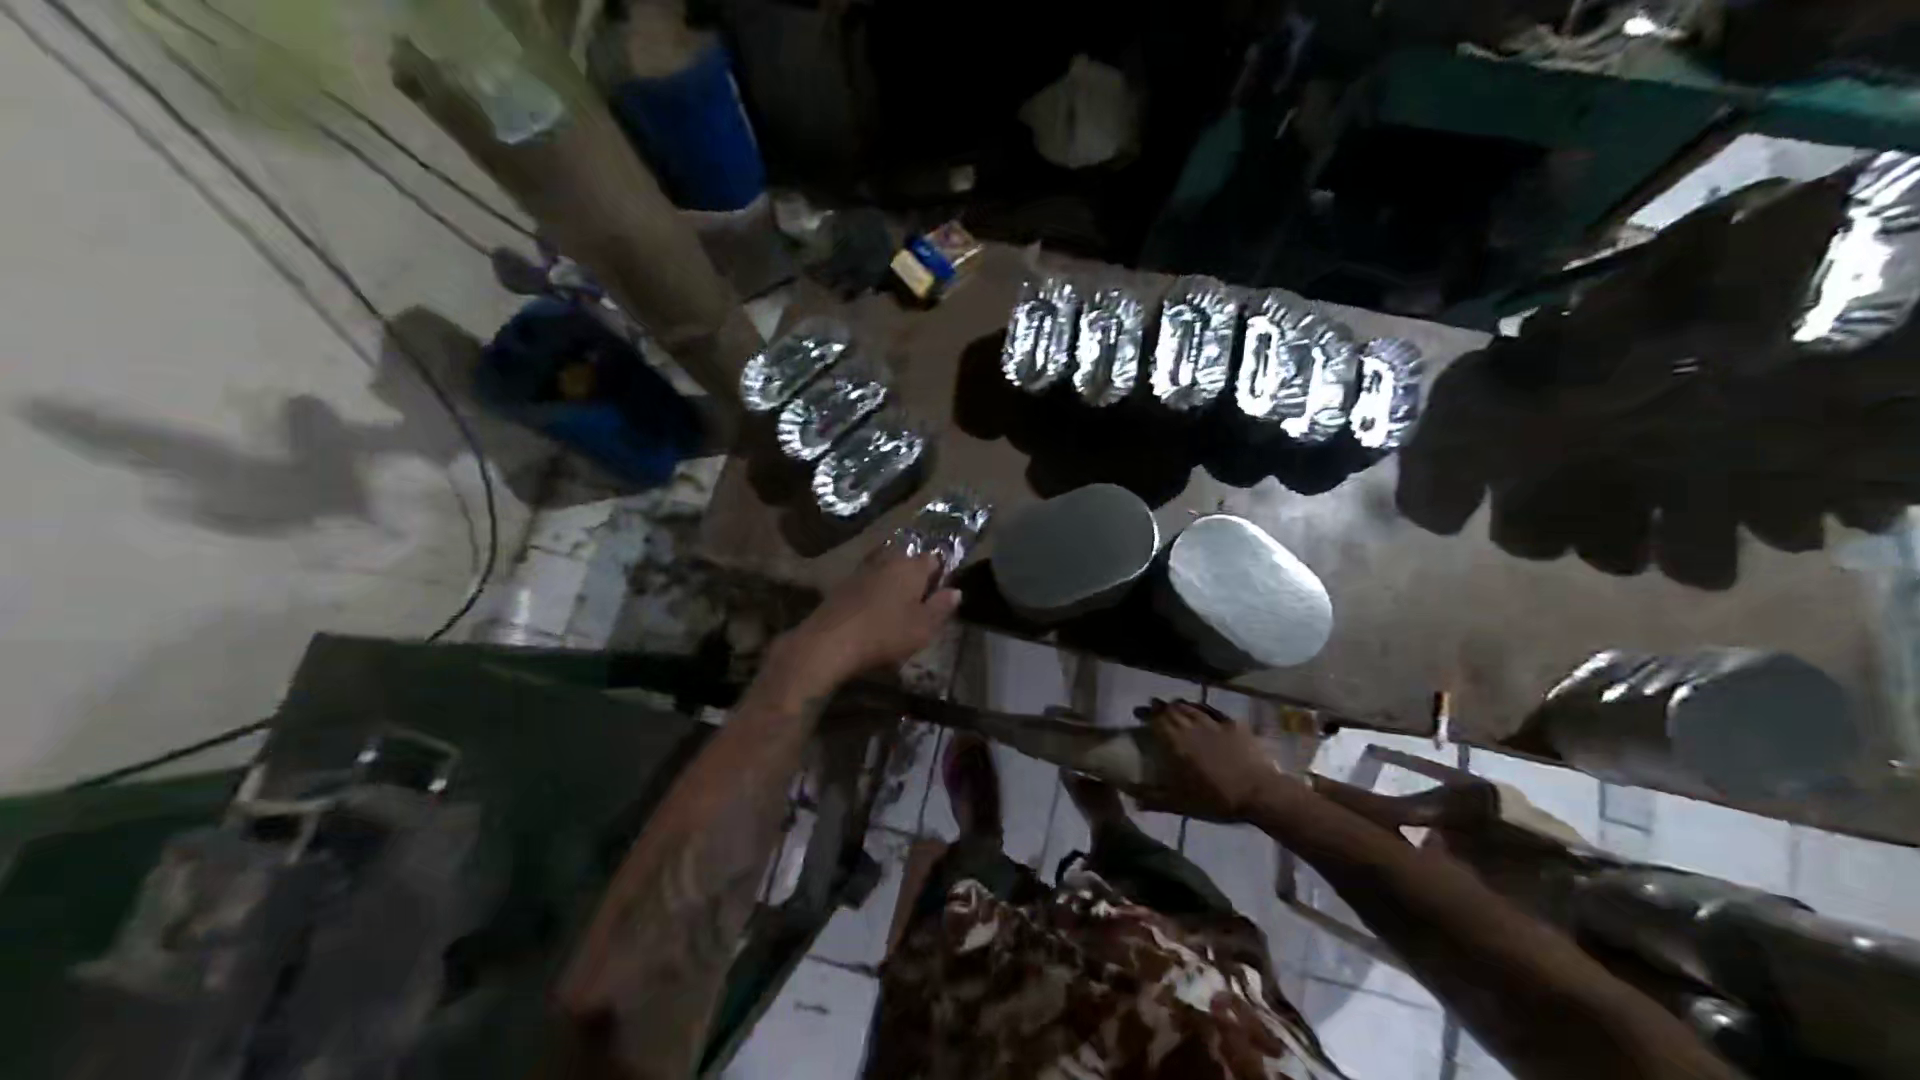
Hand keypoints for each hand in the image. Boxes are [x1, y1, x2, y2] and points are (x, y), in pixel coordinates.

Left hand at [767, 547, 961, 697]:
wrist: (831, 640)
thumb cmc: (886, 633)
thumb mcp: (924, 627)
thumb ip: (942, 606)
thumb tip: (956, 590)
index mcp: (912, 566)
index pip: (934, 559)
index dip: (940, 575)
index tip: (939, 597)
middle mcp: (888, 560)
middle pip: (908, 563)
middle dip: (916, 579)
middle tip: (919, 607)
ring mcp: (863, 570)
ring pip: (887, 572)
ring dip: (893, 586)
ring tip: (897, 612)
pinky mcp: (843, 584)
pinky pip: (868, 583)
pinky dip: (874, 594)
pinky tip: (874, 614)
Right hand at [1141, 700, 1285, 821]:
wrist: (1259, 793)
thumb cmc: (1216, 799)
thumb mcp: (1181, 804)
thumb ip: (1155, 800)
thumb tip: (1134, 799)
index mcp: (1176, 742)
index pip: (1156, 720)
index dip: (1146, 714)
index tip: (1139, 713)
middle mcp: (1192, 727)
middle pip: (1172, 709)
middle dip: (1161, 707)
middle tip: (1154, 708)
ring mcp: (1214, 723)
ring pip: (1191, 707)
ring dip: (1180, 705)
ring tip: (1174, 706)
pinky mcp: (1234, 725)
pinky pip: (1213, 710)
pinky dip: (1203, 708)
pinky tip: (1202, 710)